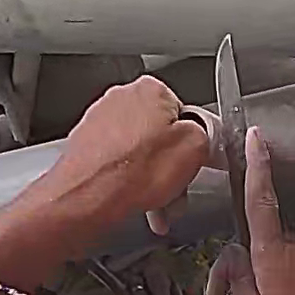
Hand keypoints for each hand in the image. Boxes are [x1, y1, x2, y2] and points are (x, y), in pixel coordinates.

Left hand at [28, 76, 209, 248]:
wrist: (86, 198)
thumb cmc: (132, 174)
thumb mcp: (195, 149)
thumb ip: (208, 134)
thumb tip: (207, 136)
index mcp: (152, 90)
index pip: (189, 115)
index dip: (196, 145)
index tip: (196, 164)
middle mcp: (123, 99)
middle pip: (164, 135)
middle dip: (173, 166)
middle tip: (178, 189)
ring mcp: (102, 121)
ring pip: (143, 153)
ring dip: (154, 179)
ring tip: (158, 203)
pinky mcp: (89, 145)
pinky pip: (122, 163)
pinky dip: (132, 181)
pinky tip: (136, 199)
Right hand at [207, 127, 294, 294]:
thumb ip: (237, 282)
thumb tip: (235, 259)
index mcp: (273, 258)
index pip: (261, 203)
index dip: (257, 169)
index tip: (255, 138)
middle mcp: (288, 251)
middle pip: (246, 241)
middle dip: (229, 269)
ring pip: (256, 257)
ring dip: (243, 283)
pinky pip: (269, 268)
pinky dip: (258, 287)